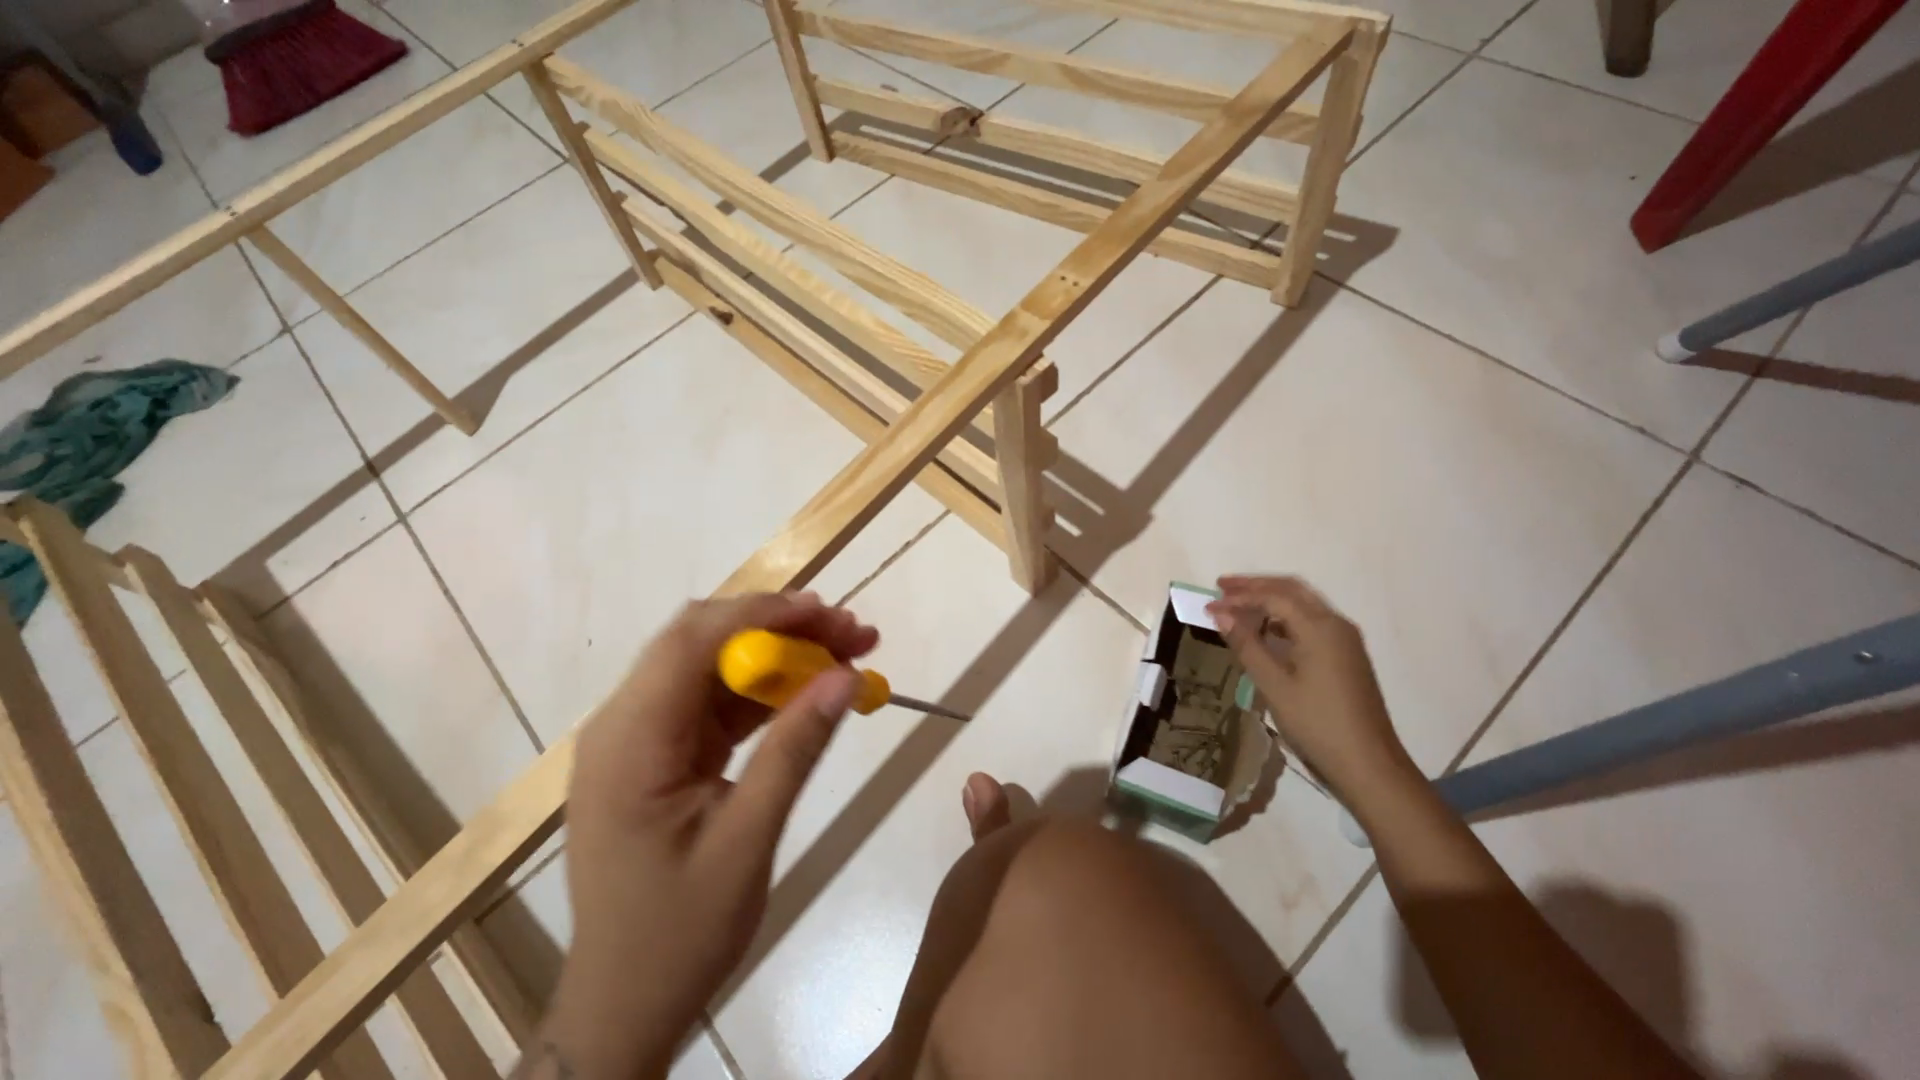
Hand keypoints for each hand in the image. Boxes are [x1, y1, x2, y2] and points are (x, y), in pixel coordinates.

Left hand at [542, 592, 876, 1078]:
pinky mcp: (656, 759)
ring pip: (711, 670)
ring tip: (847, 655)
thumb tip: (846, 676)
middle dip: (779, 628)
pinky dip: (761, 695)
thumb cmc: (681, 931)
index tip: (832, 614)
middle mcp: (623, 725)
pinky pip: (711, 707)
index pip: (693, 641)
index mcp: (629, 741)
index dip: (764, 613)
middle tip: (853, 634)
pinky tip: (810, 695)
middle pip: (701, 644)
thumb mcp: (748, 840)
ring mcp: (637, 741)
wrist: (624, 1001)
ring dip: (776, 657)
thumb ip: (795, 750)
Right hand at [1206, 575, 1415, 801]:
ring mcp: (1346, 641)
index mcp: (1320, 627)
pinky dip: (1286, 618)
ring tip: (1239, 606)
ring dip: (1271, 600)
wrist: (1368, 764)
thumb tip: (1222, 615)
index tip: (1209, 605)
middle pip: (1292, 590)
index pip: (1274, 596)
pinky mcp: (1347, 656)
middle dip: (1256, 586)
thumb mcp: (1274, 686)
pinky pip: (1313, 622)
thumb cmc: (1317, 724)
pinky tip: (1268, 632)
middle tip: (1222, 588)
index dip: (1239, 597)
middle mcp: (1336, 624)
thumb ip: (1248, 646)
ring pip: (1305, 605)